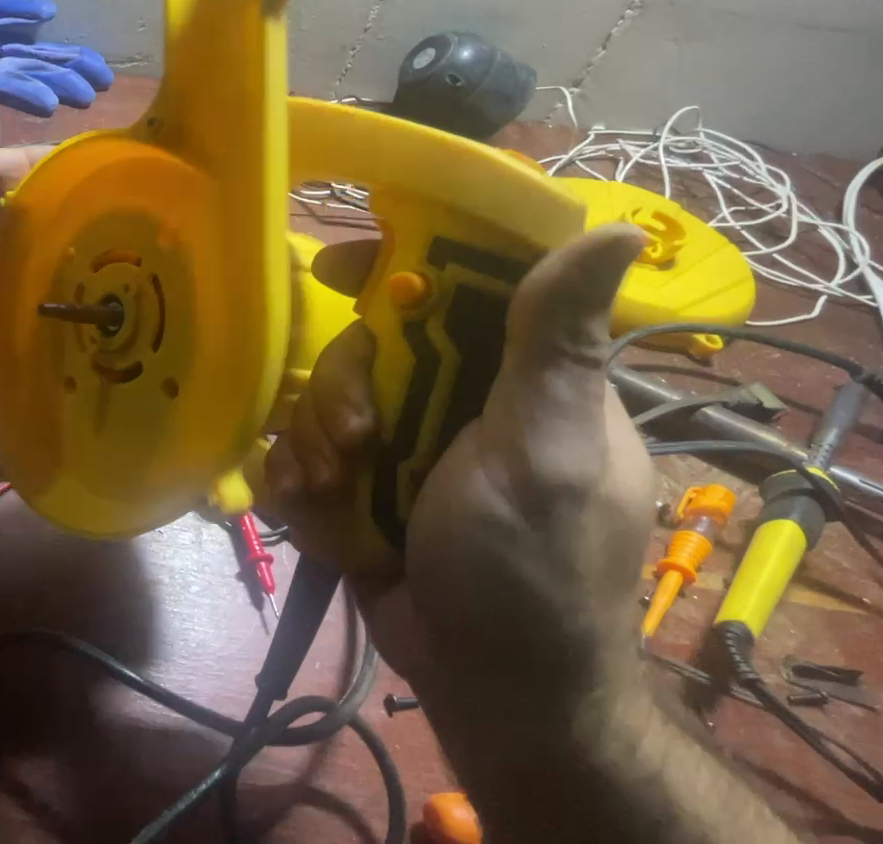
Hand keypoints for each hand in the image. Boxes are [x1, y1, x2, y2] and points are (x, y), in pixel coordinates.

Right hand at [260, 225, 654, 709]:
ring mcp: (397, 445)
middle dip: (343, 389)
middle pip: (362, 345)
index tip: (340, 272)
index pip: (451, 288)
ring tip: (337, 493)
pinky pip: (298, 452)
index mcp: (514, 377)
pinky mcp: (354, 485)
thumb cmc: (526, 563)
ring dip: (314, 444)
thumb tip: (614, 230)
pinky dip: (296, 478)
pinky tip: (313, 509)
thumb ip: (554, 346)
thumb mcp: (544, 449)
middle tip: (359, 443)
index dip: (395, 267)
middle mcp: (452, 401)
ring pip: (319, 400)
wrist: (482, 681)